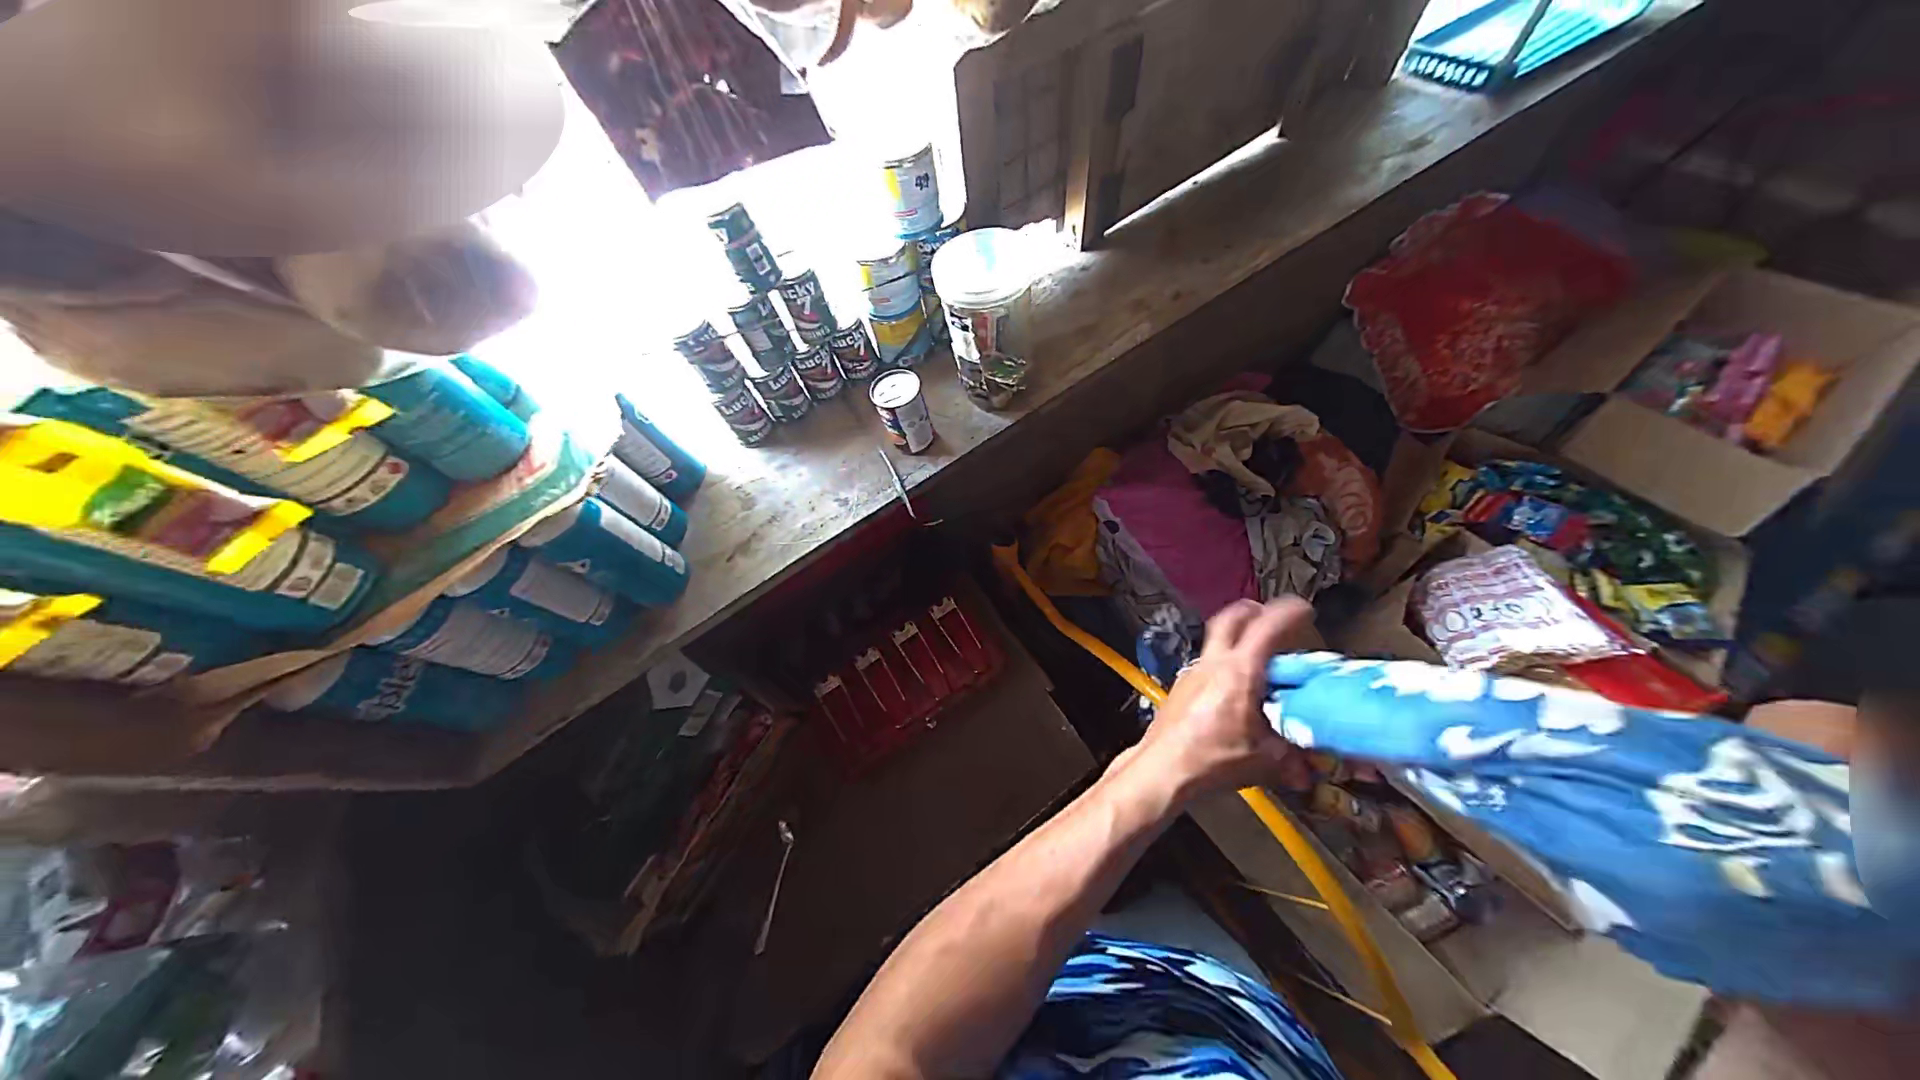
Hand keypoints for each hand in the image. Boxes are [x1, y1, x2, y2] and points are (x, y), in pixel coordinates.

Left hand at [1120, 598, 1316, 804]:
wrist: (1165, 768)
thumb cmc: (1208, 759)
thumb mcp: (1267, 758)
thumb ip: (1295, 754)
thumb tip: (1309, 761)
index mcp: (1239, 673)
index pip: (1267, 627)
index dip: (1289, 613)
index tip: (1303, 610)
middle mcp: (1213, 666)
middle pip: (1231, 619)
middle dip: (1253, 612)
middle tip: (1269, 615)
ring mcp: (1192, 674)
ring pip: (1216, 643)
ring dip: (1236, 642)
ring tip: (1257, 660)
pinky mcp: (1181, 689)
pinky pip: (1205, 667)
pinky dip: (1223, 668)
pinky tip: (1233, 690)